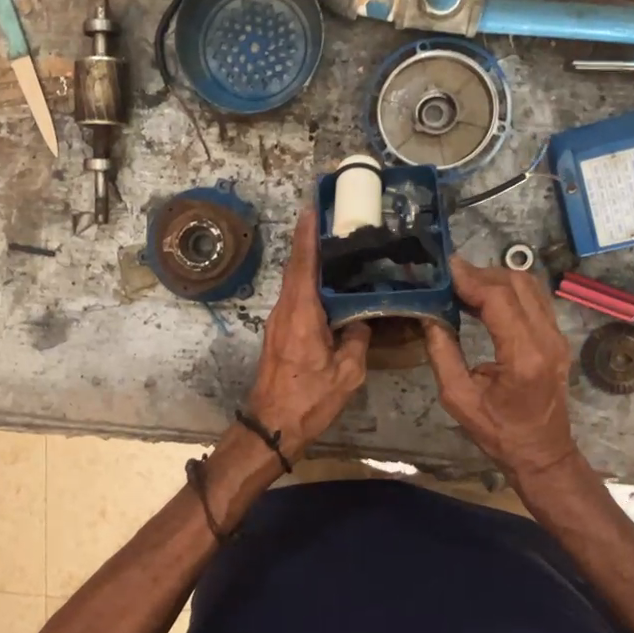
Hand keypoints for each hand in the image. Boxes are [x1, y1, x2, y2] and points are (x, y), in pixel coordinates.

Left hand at [245, 209, 371, 452]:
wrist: (272, 426)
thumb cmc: (308, 399)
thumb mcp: (347, 373)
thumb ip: (357, 340)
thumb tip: (362, 320)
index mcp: (301, 313)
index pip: (304, 263)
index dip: (308, 233)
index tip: (312, 206)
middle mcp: (284, 310)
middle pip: (297, 268)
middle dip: (311, 242)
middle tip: (333, 221)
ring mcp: (277, 323)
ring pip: (295, 284)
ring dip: (311, 265)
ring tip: (336, 250)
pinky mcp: (278, 335)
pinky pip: (295, 300)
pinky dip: (309, 286)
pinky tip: (328, 288)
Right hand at [421, 257, 578, 477]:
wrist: (542, 452)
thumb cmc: (497, 432)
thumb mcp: (457, 398)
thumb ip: (442, 353)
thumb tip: (429, 316)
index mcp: (523, 356)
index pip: (498, 299)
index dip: (470, 279)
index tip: (444, 270)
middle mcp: (547, 339)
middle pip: (517, 283)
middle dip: (480, 274)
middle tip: (449, 278)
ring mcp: (557, 336)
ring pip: (530, 285)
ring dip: (496, 278)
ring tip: (464, 286)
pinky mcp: (557, 337)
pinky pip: (535, 298)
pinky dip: (508, 290)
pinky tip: (484, 300)